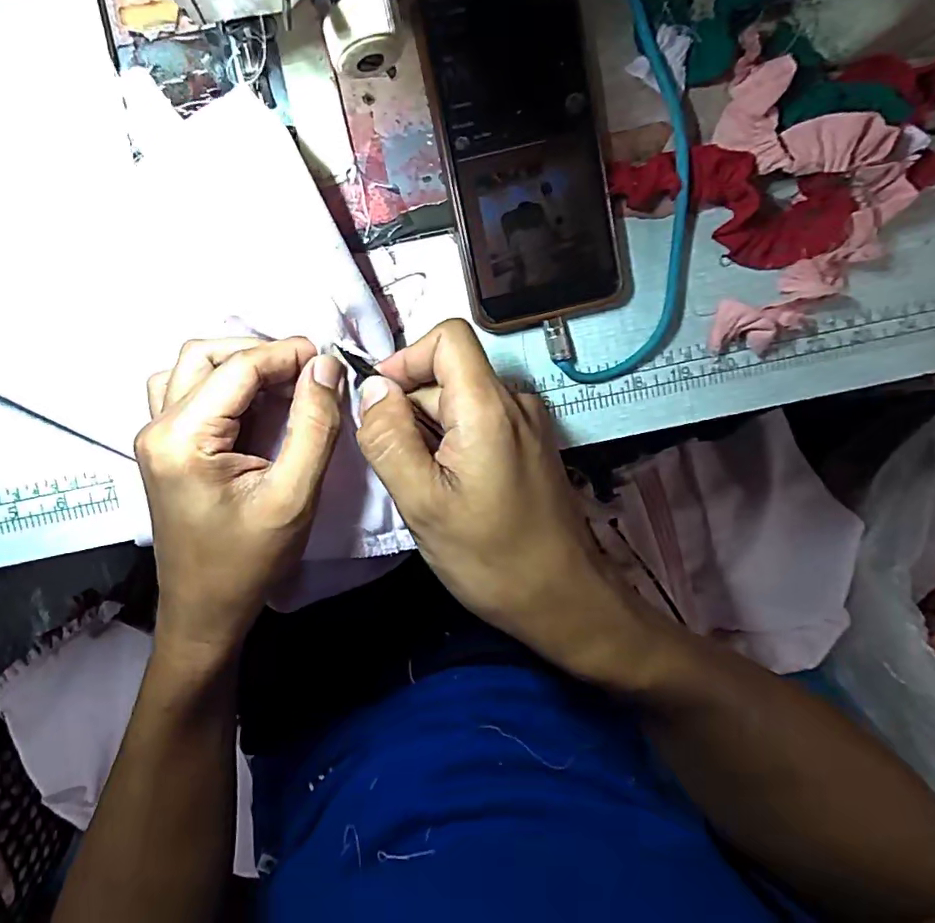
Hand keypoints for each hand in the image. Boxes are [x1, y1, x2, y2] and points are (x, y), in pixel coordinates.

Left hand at [135, 337, 344, 662]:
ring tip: (286, 383)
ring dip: (242, 363)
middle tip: (310, 373)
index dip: (288, 354)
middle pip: (208, 355)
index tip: (330, 360)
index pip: (238, 367)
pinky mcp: (167, 444)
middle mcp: (157, 427)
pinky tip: (259, 403)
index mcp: (182, 439)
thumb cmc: (249, 562)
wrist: (205, 611)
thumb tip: (326, 367)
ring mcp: (156, 434)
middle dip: (264, 353)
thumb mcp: (294, 495)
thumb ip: (314, 426)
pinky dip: (228, 382)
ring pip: (195, 366)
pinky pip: (190, 389)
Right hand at [353, 320, 645, 676]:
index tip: (380, 402)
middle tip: (400, 467)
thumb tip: (372, 389)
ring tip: (428, 487)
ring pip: (460, 403)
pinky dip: (454, 444)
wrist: (563, 597)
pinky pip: (480, 424)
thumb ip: (389, 438)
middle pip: (448, 375)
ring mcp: (526, 424)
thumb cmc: (492, 557)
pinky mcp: (529, 445)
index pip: (448, 337)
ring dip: (430, 433)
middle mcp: (514, 403)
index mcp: (489, 407)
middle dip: (411, 409)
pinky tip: (452, 490)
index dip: (406, 358)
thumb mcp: (423, 503)